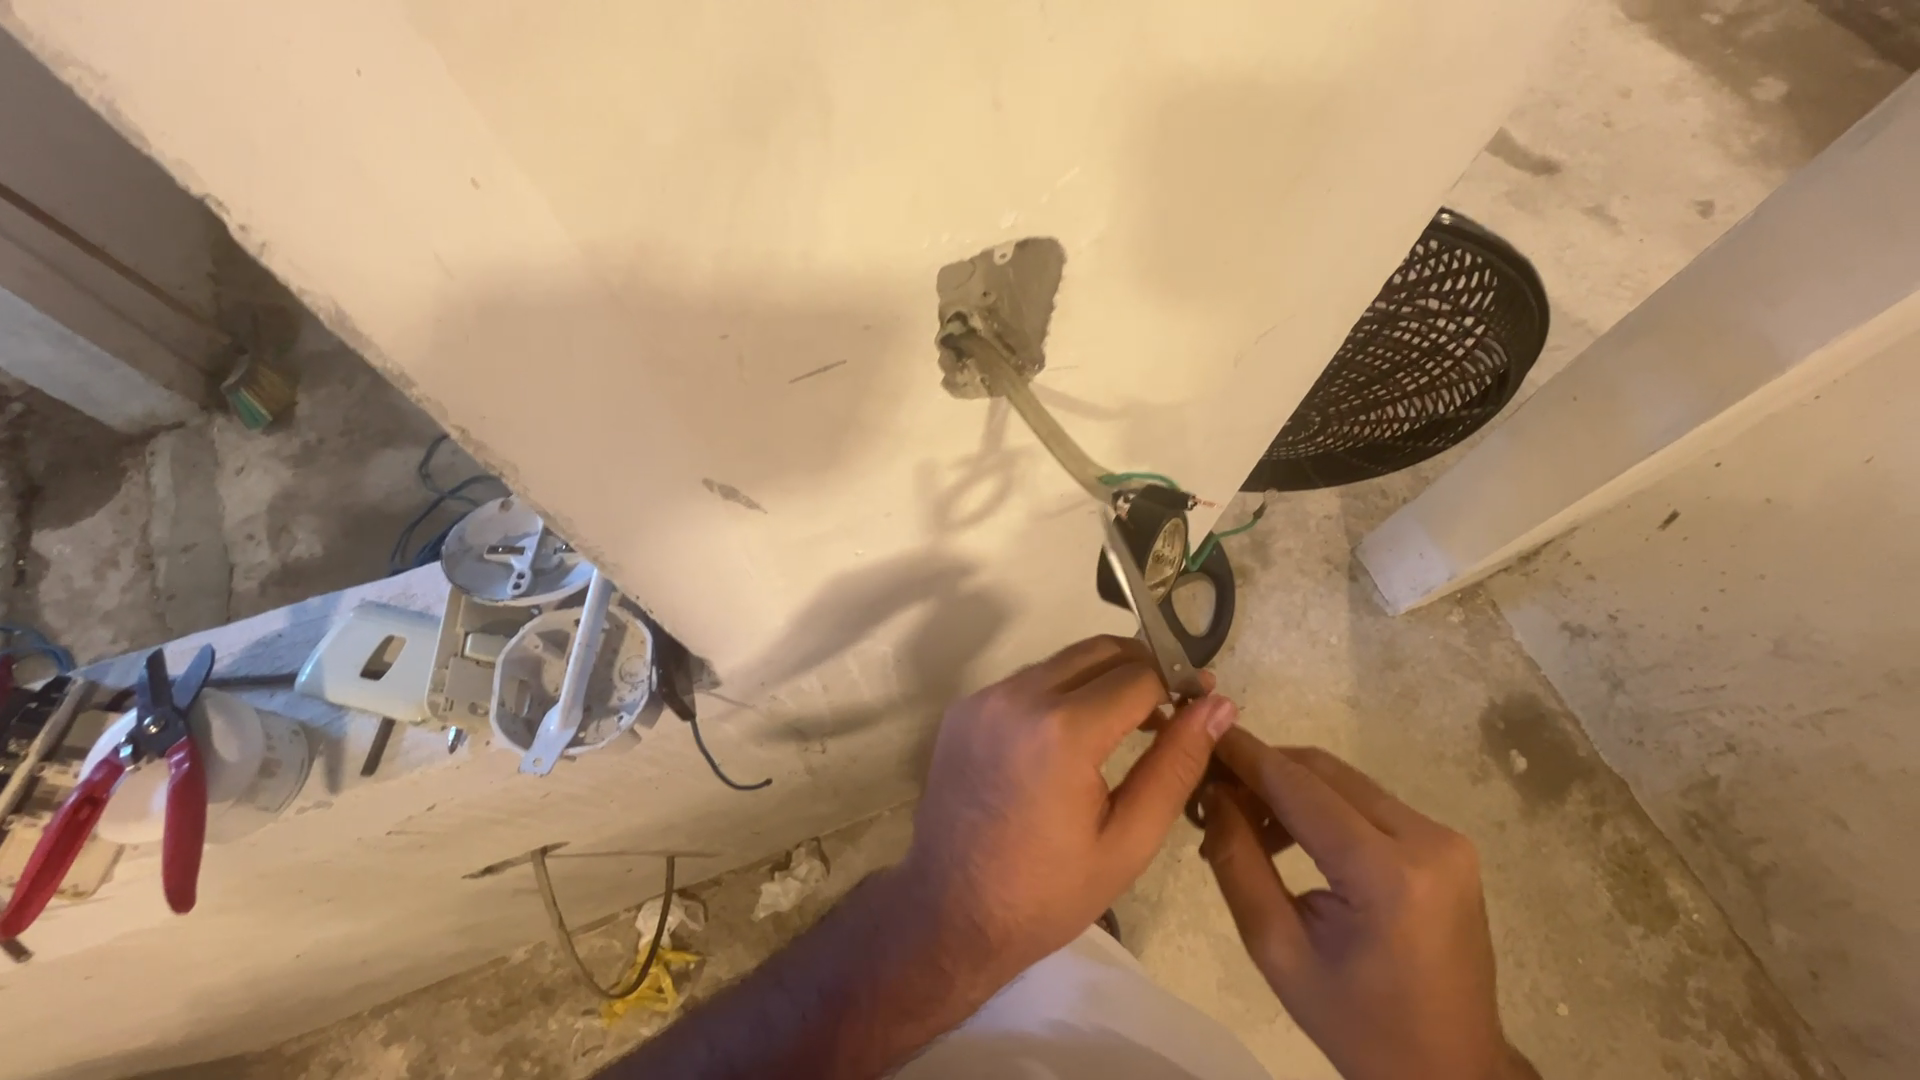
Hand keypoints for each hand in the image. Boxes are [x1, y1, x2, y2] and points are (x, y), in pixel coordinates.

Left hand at [904, 635, 1239, 983]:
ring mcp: (984, 699)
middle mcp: (1018, 697)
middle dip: (1141, 668)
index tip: (1200, 699)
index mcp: (1063, 732)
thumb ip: (1176, 765)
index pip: (1138, 675)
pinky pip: (1025, 681)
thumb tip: (1218, 705)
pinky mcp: (964, 709)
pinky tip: (1071, 737)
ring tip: (1125, 724)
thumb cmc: (1048, 892)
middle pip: (1098, 651)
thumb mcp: (1128, 839)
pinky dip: (1059, 692)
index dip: (1177, 682)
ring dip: (1099, 678)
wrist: (949, 911)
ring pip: (1061, 661)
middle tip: (1168, 709)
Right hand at [1199, 731, 1536, 1079]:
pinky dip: (1322, 805)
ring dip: (1290, 788)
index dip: (1245, 755)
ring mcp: (1445, 839)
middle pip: (1324, 772)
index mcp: (1386, 874)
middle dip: (1263, 770)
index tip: (1200, 730)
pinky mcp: (1448, 845)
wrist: (1449, 1070)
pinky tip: (1291, 834)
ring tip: (1246, 823)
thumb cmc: (1354, 1021)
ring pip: (1345, 782)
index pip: (1298, 787)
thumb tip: (1214, 794)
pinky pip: (1368, 802)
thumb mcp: (1275, 948)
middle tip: (1213, 792)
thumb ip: (1237, 861)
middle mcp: (1427, 840)